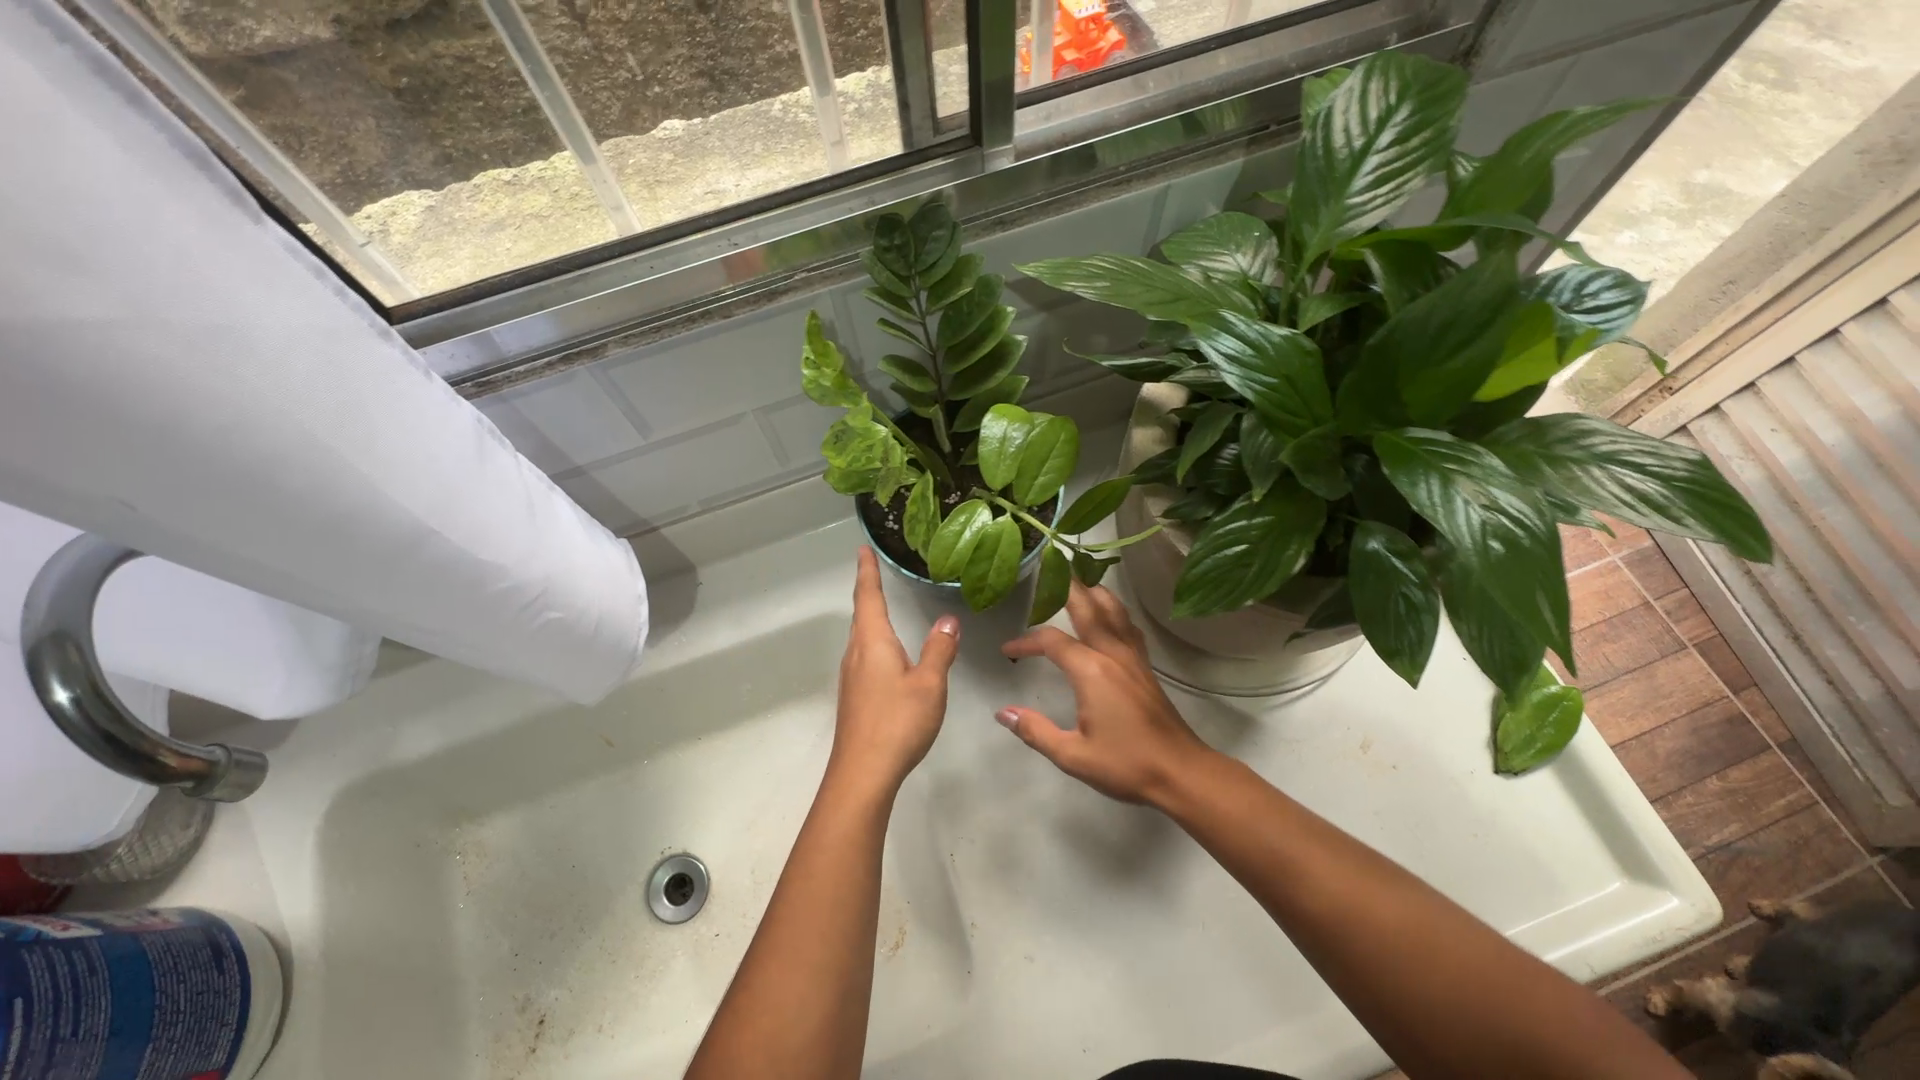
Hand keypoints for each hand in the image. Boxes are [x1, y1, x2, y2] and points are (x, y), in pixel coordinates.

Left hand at [829, 548, 960, 796]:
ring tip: (883, 604)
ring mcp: (853, 677)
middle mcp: (857, 654)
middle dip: (868, 591)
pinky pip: (865, 656)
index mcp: (873, 643)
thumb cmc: (897, 722)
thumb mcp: (929, 683)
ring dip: (871, 617)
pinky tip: (887, 653)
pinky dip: (875, 641)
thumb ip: (939, 649)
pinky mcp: (855, 697)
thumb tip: (947, 619)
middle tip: (874, 569)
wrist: (863, 772)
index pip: (868, 597)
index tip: (862, 549)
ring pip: (862, 637)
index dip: (867, 572)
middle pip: (861, 615)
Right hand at [997, 582, 1215, 805]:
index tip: (1008, 651)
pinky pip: (1128, 627)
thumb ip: (1035, 731)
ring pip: (1114, 611)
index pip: (1051, 642)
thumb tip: (1003, 712)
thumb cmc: (1125, 764)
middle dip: (1068, 587)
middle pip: (1088, 608)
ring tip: (1079, 581)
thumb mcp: (1072, 755)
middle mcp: (1113, 654)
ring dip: (1095, 592)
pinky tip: (1111, 615)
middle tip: (1050, 567)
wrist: (1179, 772)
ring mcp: (1133, 659)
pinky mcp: (1146, 668)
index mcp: (1091, 671)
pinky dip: (1115, 611)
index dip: (1026, 642)